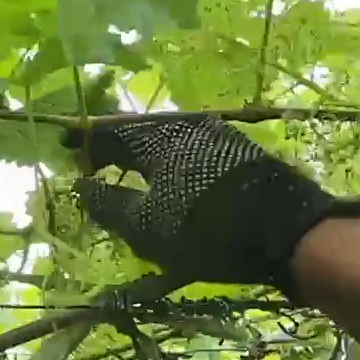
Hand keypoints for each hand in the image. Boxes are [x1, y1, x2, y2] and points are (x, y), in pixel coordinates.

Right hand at [64, 115, 353, 290]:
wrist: (292, 232)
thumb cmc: (207, 228)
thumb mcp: (147, 226)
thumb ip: (108, 204)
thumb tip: (82, 186)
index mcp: (156, 138)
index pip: (110, 133)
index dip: (86, 142)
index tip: (67, 151)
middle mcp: (186, 126)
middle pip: (139, 133)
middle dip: (114, 148)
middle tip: (97, 165)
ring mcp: (218, 136)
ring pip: (167, 141)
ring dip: (144, 156)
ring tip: (131, 174)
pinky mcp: (242, 154)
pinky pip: (191, 150)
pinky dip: (170, 162)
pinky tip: (172, 180)